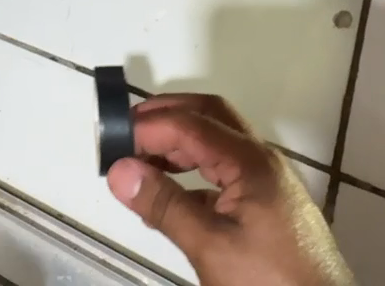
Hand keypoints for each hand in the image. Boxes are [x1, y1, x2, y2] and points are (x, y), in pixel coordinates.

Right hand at [106, 94, 352, 285]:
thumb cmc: (270, 282)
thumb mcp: (211, 247)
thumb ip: (164, 205)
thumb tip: (119, 170)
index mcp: (250, 160)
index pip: (190, 123)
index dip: (149, 127)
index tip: (114, 141)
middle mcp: (261, 160)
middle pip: (208, 115)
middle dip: (167, 115)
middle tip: (128, 129)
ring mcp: (268, 182)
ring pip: (217, 141)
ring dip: (179, 142)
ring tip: (143, 160)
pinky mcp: (269, 206)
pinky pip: (224, 170)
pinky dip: (193, 171)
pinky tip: (173, 194)